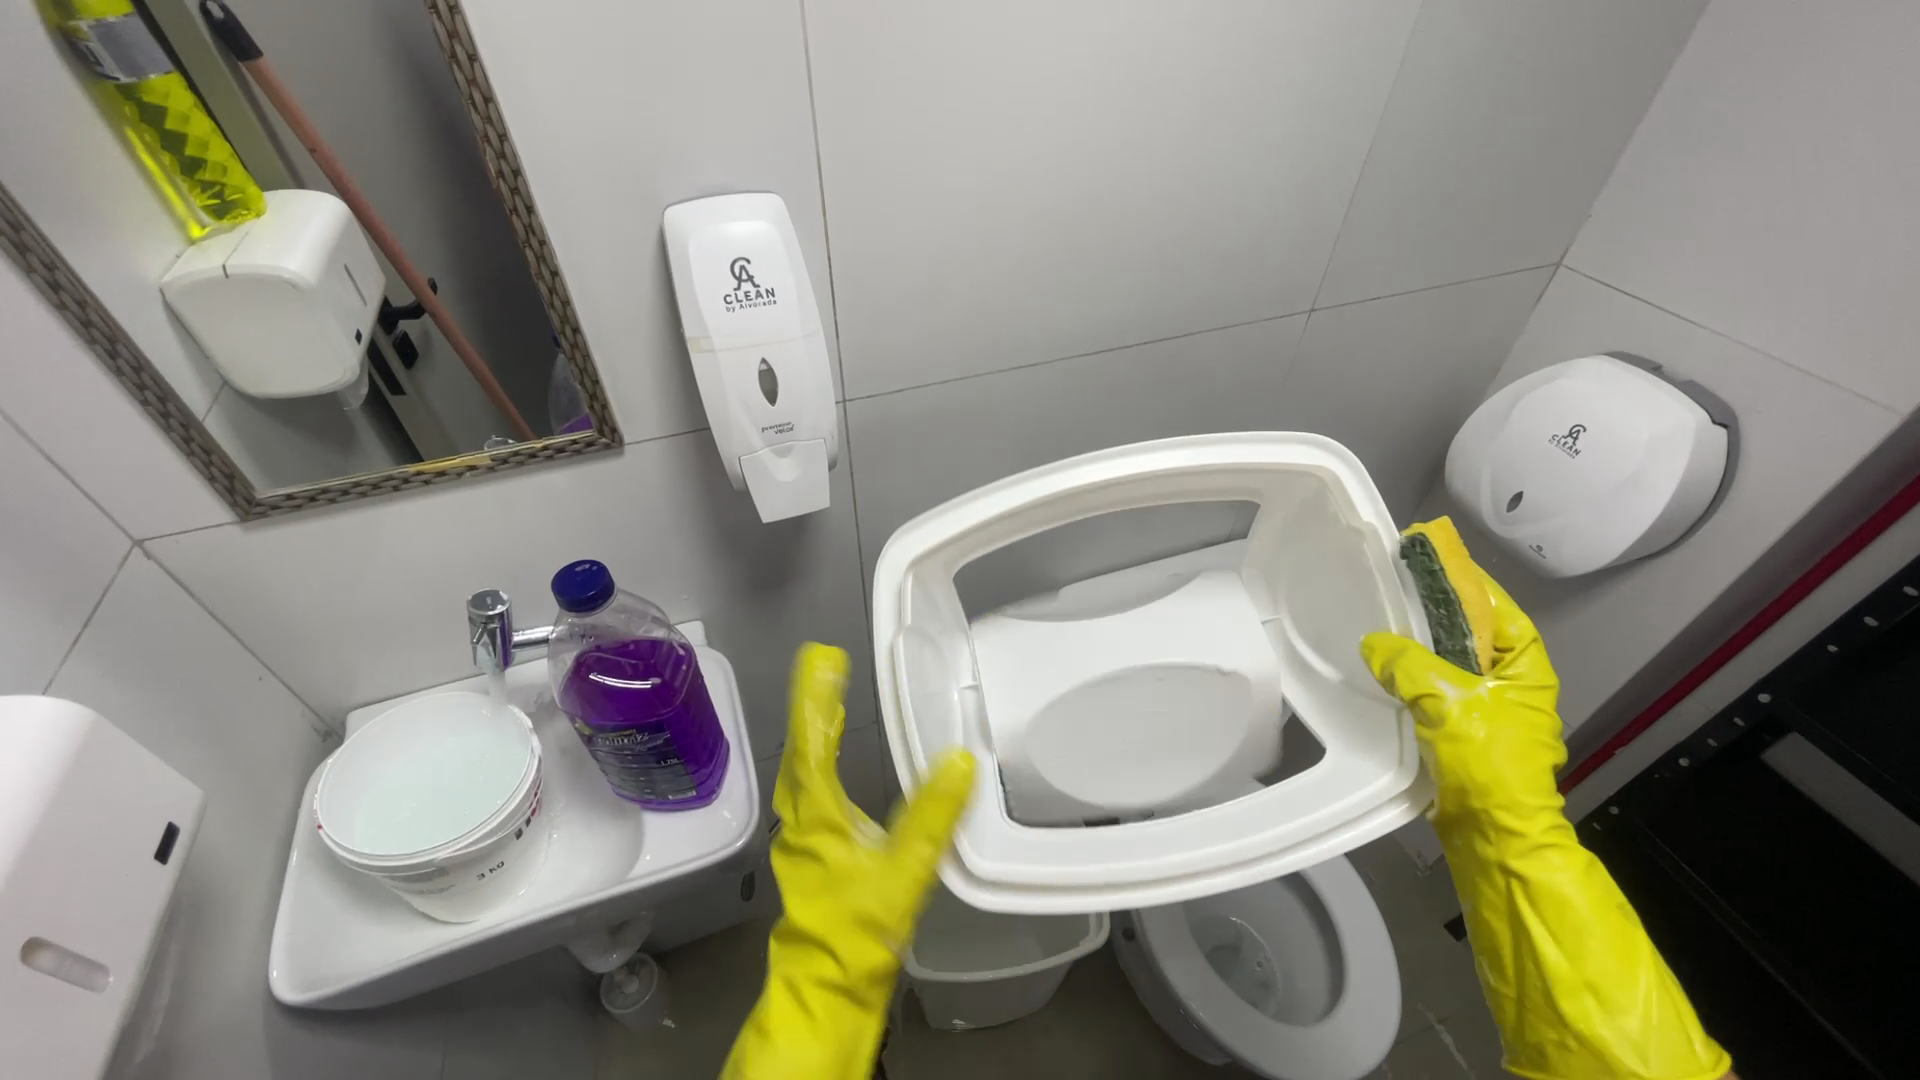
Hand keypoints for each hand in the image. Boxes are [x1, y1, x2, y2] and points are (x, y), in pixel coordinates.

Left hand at [722, 644, 975, 1079]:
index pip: (811, 743)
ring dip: (815, 729)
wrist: (830, 985)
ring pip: (802, 769)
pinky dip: (819, 758)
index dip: (816, 697)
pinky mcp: (814, 849)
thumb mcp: (904, 871)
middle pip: (801, 749)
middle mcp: (802, 818)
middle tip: (826, 665)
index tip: (823, 657)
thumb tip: (960, 761)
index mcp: (816, 815)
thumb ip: (932, 817)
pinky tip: (834, 755)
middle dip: (813, 705)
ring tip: (830, 696)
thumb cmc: (859, 928)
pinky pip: (810, 788)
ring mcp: (803, 834)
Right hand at [1361, 565, 1565, 847]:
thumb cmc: (1488, 761)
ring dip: (1416, 646)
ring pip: (1446, 663)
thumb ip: (1407, 663)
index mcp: (1525, 668)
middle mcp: (1509, 683)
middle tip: (1393, 587)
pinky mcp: (1458, 731)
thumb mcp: (1449, 701)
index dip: (1468, 582)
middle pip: (1470, 633)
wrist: (1493, 835)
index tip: (1431, 558)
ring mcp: (1484, 709)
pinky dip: (1407, 676)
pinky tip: (1378, 669)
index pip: (1499, 609)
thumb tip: (1374, 643)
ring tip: (1378, 621)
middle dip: (1434, 612)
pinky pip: (1430, 690)